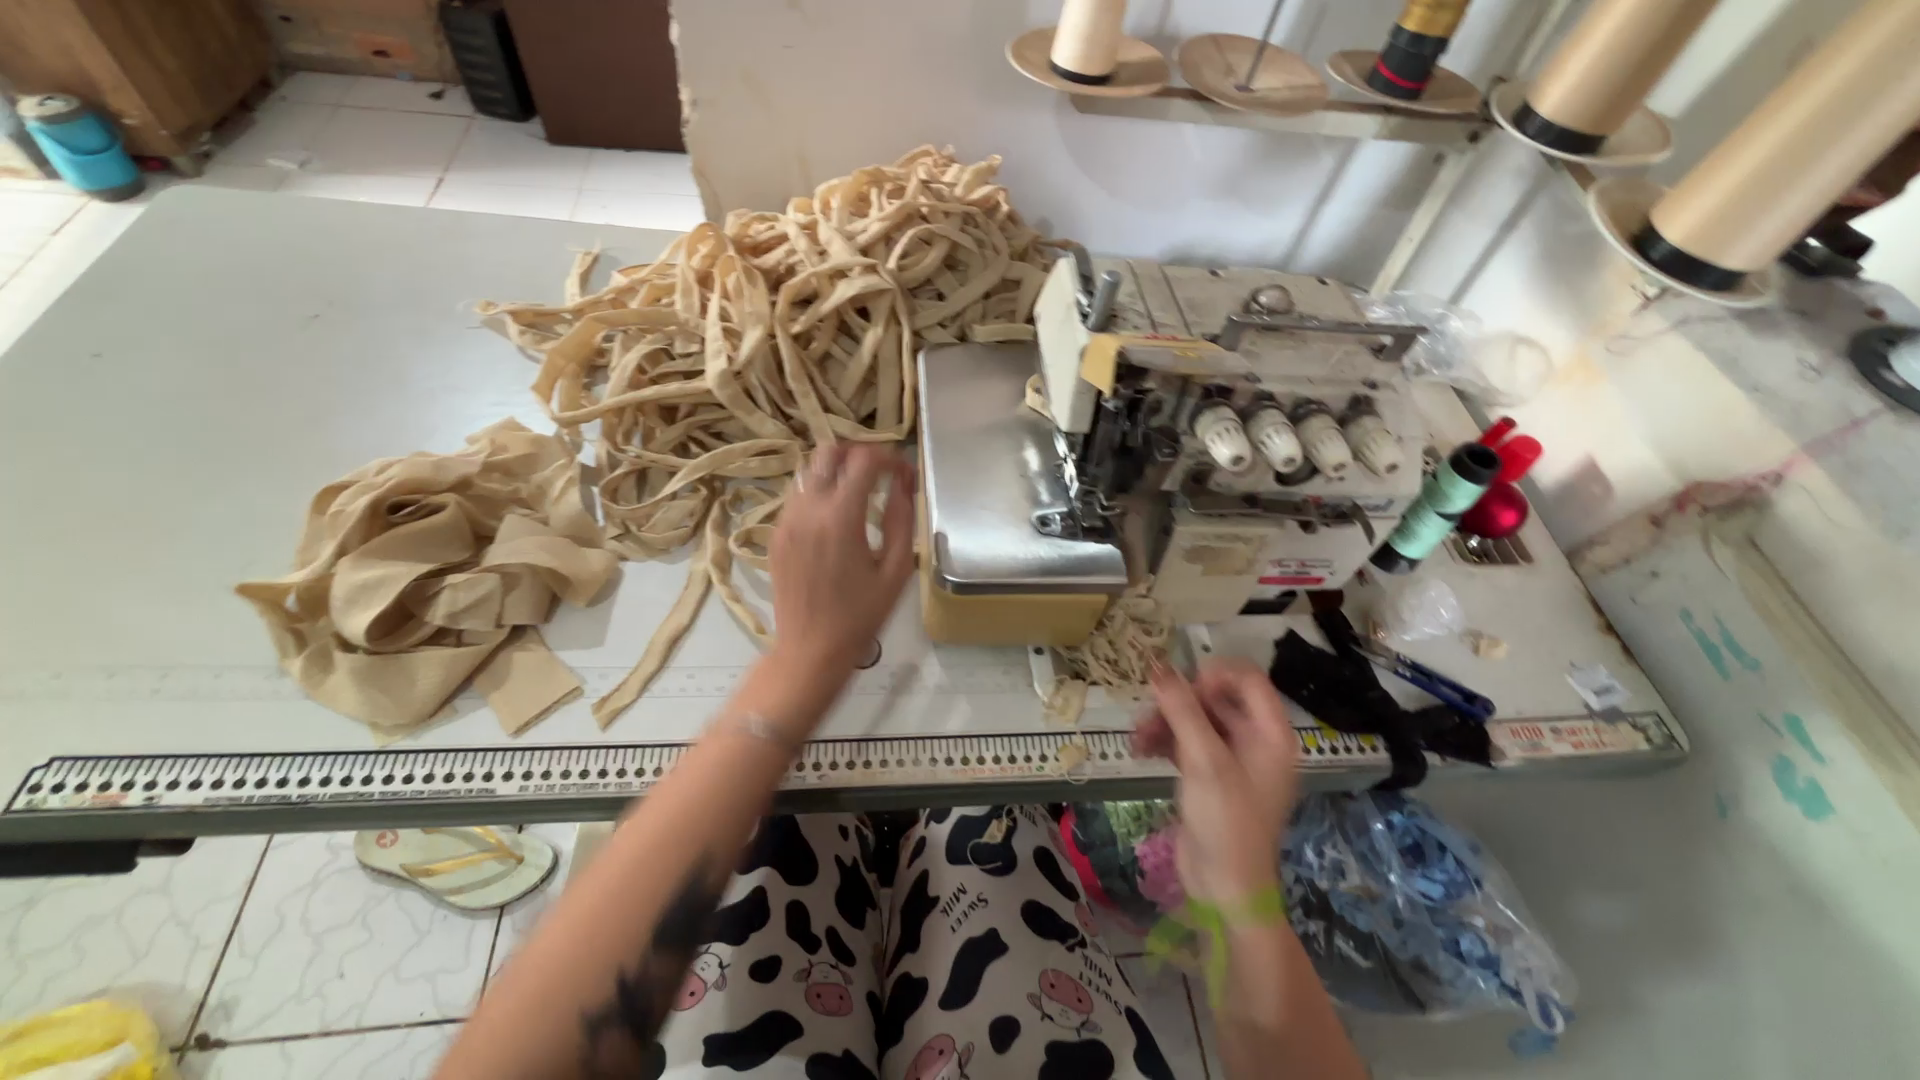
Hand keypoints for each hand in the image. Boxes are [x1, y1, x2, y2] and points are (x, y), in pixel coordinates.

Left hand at [767, 443, 916, 674]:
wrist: (810, 650)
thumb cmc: (861, 615)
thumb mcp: (895, 570)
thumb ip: (901, 520)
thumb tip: (903, 485)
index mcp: (841, 517)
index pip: (865, 460)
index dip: (890, 457)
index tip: (903, 473)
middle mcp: (808, 509)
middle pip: (828, 452)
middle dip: (858, 454)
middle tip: (879, 474)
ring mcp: (786, 521)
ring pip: (808, 472)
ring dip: (836, 472)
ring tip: (859, 493)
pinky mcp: (776, 535)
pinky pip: (796, 497)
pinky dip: (818, 493)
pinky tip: (835, 519)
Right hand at [1135, 658, 1299, 903]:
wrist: (1225, 887)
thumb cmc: (1227, 822)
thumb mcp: (1205, 762)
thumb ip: (1182, 711)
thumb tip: (1158, 667)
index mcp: (1271, 735)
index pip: (1248, 679)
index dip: (1214, 675)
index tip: (1182, 686)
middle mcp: (1255, 742)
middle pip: (1216, 699)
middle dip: (1179, 703)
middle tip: (1150, 712)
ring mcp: (1232, 761)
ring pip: (1196, 721)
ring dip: (1165, 722)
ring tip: (1138, 736)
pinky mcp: (1209, 778)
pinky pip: (1186, 744)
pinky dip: (1164, 742)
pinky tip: (1140, 750)